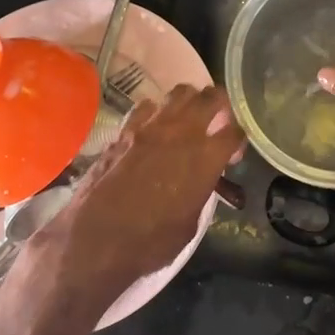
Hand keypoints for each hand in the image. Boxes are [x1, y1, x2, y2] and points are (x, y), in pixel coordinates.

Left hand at [35, 85, 243, 293]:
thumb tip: (199, 183)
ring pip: (181, 92)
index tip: (231, 155)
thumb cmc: (151, 242)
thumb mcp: (190, 224)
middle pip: (212, 97)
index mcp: (206, 157)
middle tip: (216, 122)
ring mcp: (152, 126)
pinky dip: (156, 113)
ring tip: (186, 119)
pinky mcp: (126, 129)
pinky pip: (147, 107)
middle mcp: (183, 132)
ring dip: (189, 102)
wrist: (97, 238)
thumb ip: (201, 192)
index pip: (235, 131)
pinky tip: (152, 128)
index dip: (237, 141)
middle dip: (220, 106)